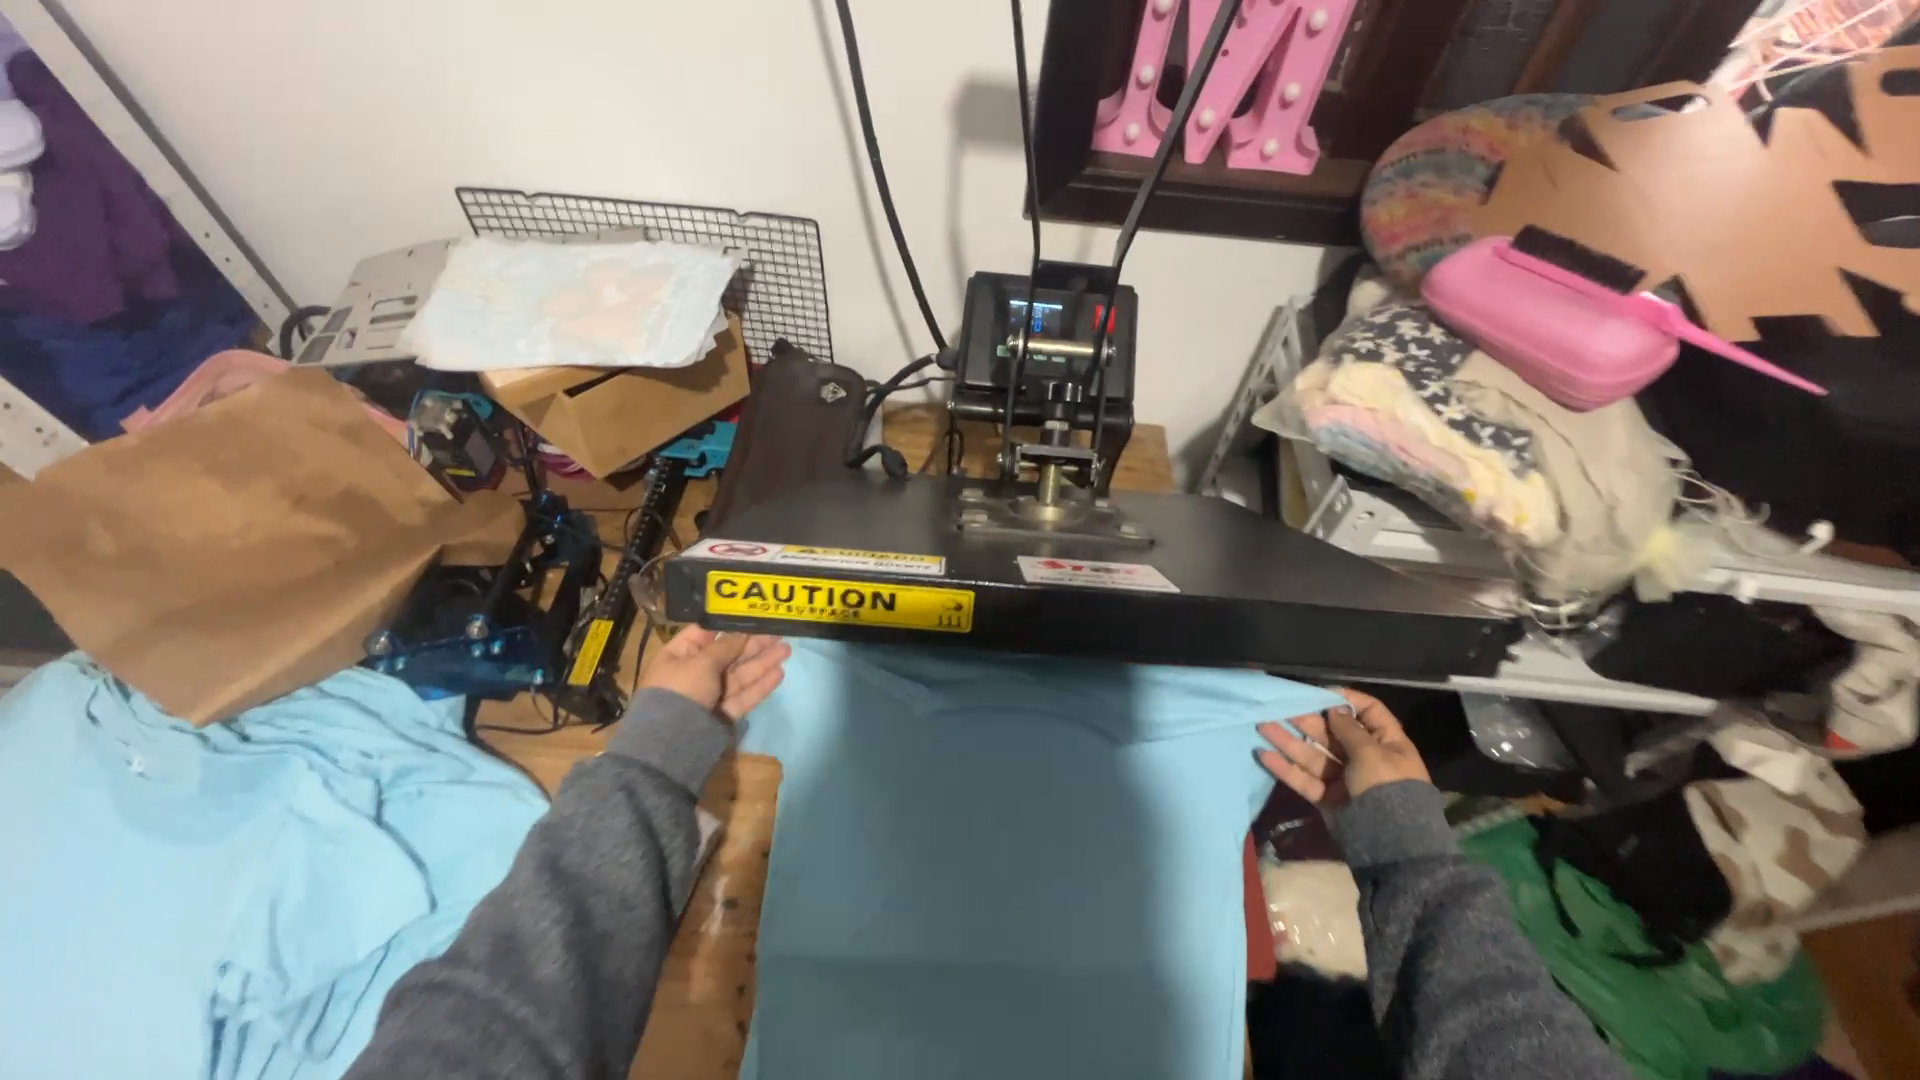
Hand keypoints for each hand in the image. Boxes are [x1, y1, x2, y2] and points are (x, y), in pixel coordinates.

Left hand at [639, 628, 790, 721]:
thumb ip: (726, 646)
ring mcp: (710, 694)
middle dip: (754, 644)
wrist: (672, 741)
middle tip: (779, 633)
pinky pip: (744, 695)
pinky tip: (779, 674)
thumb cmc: (681, 689)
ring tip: (787, 650)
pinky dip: (760, 685)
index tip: (753, 616)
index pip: (705, 634)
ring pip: (740, 674)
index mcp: (679, 655)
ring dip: (763, 662)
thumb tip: (742, 632)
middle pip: (728, 654)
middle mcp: (695, 672)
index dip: (729, 625)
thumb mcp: (701, 662)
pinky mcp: (723, 713)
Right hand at [1257, 687, 1430, 812]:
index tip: (1319, 693)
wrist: (1390, 843)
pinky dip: (1284, 767)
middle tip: (1279, 706)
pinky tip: (1263, 754)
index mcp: (1386, 743)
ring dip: (1287, 740)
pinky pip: (1303, 778)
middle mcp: (1364, 757)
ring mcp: (1344, 778)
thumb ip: (1349, 729)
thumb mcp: (1372, 753)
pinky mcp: (1326, 796)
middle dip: (1306, 719)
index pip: (1368, 711)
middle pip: (1332, 732)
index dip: (1345, 700)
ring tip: (1262, 725)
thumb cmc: (1386, 787)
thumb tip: (1335, 708)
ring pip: (1312, 754)